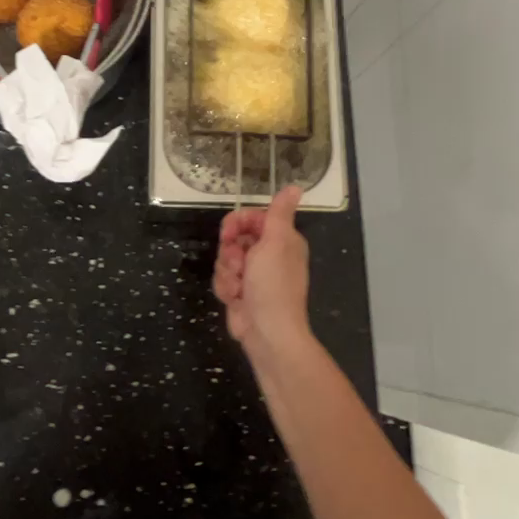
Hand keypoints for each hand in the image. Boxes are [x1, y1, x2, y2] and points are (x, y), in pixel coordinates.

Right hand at [214, 185, 311, 352]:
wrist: (267, 331)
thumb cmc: (273, 284)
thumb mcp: (277, 242)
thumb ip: (280, 212)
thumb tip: (295, 187)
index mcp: (281, 240)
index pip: (252, 218)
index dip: (237, 223)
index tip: (229, 233)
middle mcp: (268, 255)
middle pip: (234, 238)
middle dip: (230, 252)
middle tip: (238, 265)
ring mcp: (252, 275)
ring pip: (225, 260)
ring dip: (227, 273)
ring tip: (239, 286)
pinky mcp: (239, 292)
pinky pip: (222, 279)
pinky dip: (225, 288)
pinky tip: (235, 298)